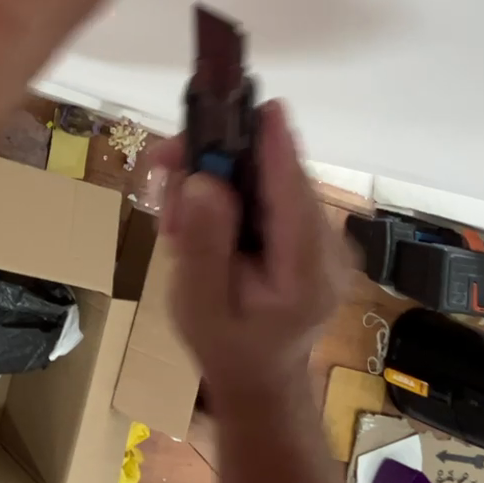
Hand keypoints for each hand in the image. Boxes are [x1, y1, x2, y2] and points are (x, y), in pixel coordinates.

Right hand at [155, 101, 347, 404]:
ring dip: (208, 180)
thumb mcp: (199, 302)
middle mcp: (323, 247)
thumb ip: (204, 243)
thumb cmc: (225, 345)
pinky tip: (192, 220)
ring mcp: (316, 237)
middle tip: (160, 170)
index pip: (293, 197)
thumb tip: (204, 179)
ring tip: (173, 221)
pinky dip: (220, 192)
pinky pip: (260, 191)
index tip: (267, 106)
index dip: (277, 148)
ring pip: (262, 178)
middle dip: (212, 161)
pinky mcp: (301, 230)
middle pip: (272, 176)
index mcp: (305, 272)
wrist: (256, 375)